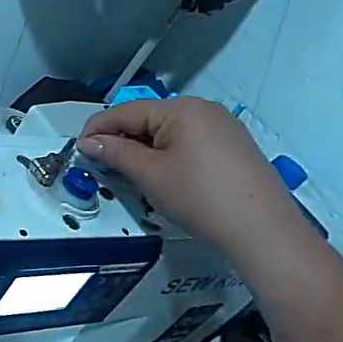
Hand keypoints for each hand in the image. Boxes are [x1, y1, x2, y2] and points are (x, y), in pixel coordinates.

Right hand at [77, 97, 305, 262]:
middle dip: (121, 140)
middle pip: (148, 119)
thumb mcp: (150, 174)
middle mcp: (204, 109)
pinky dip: (167, 156)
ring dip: (143, 150)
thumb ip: (115, 153)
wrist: (264, 233)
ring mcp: (223, 128)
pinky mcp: (234, 148)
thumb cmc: (200, 197)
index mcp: (182, 108)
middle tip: (101, 165)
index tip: (78, 149)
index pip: (126, 111)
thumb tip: (88, 142)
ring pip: (168, 133)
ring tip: (129, 174)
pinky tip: (163, 177)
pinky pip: (189, 143)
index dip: (97, 129)